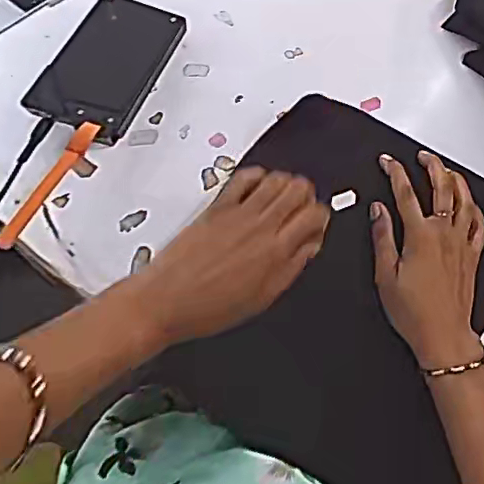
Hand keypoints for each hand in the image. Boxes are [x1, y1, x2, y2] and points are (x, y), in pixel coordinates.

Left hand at [139, 168, 327, 347]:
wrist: (164, 302)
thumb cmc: (207, 307)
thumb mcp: (262, 298)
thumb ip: (292, 267)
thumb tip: (309, 247)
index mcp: (276, 252)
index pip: (315, 214)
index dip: (319, 215)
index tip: (313, 223)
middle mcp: (261, 227)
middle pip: (300, 188)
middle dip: (305, 194)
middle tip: (299, 206)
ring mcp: (239, 213)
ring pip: (277, 178)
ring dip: (284, 183)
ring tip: (279, 197)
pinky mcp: (218, 206)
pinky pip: (245, 177)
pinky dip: (256, 175)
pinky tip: (256, 187)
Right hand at [371, 151, 483, 370]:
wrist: (444, 336)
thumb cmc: (415, 312)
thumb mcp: (385, 276)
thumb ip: (382, 238)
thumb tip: (378, 212)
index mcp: (420, 235)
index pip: (405, 193)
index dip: (395, 172)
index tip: (388, 162)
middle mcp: (444, 233)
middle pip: (441, 187)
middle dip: (432, 165)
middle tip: (423, 156)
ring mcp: (461, 242)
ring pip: (464, 200)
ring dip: (456, 180)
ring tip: (448, 170)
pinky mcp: (473, 254)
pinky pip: (478, 224)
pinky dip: (475, 209)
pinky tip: (471, 204)